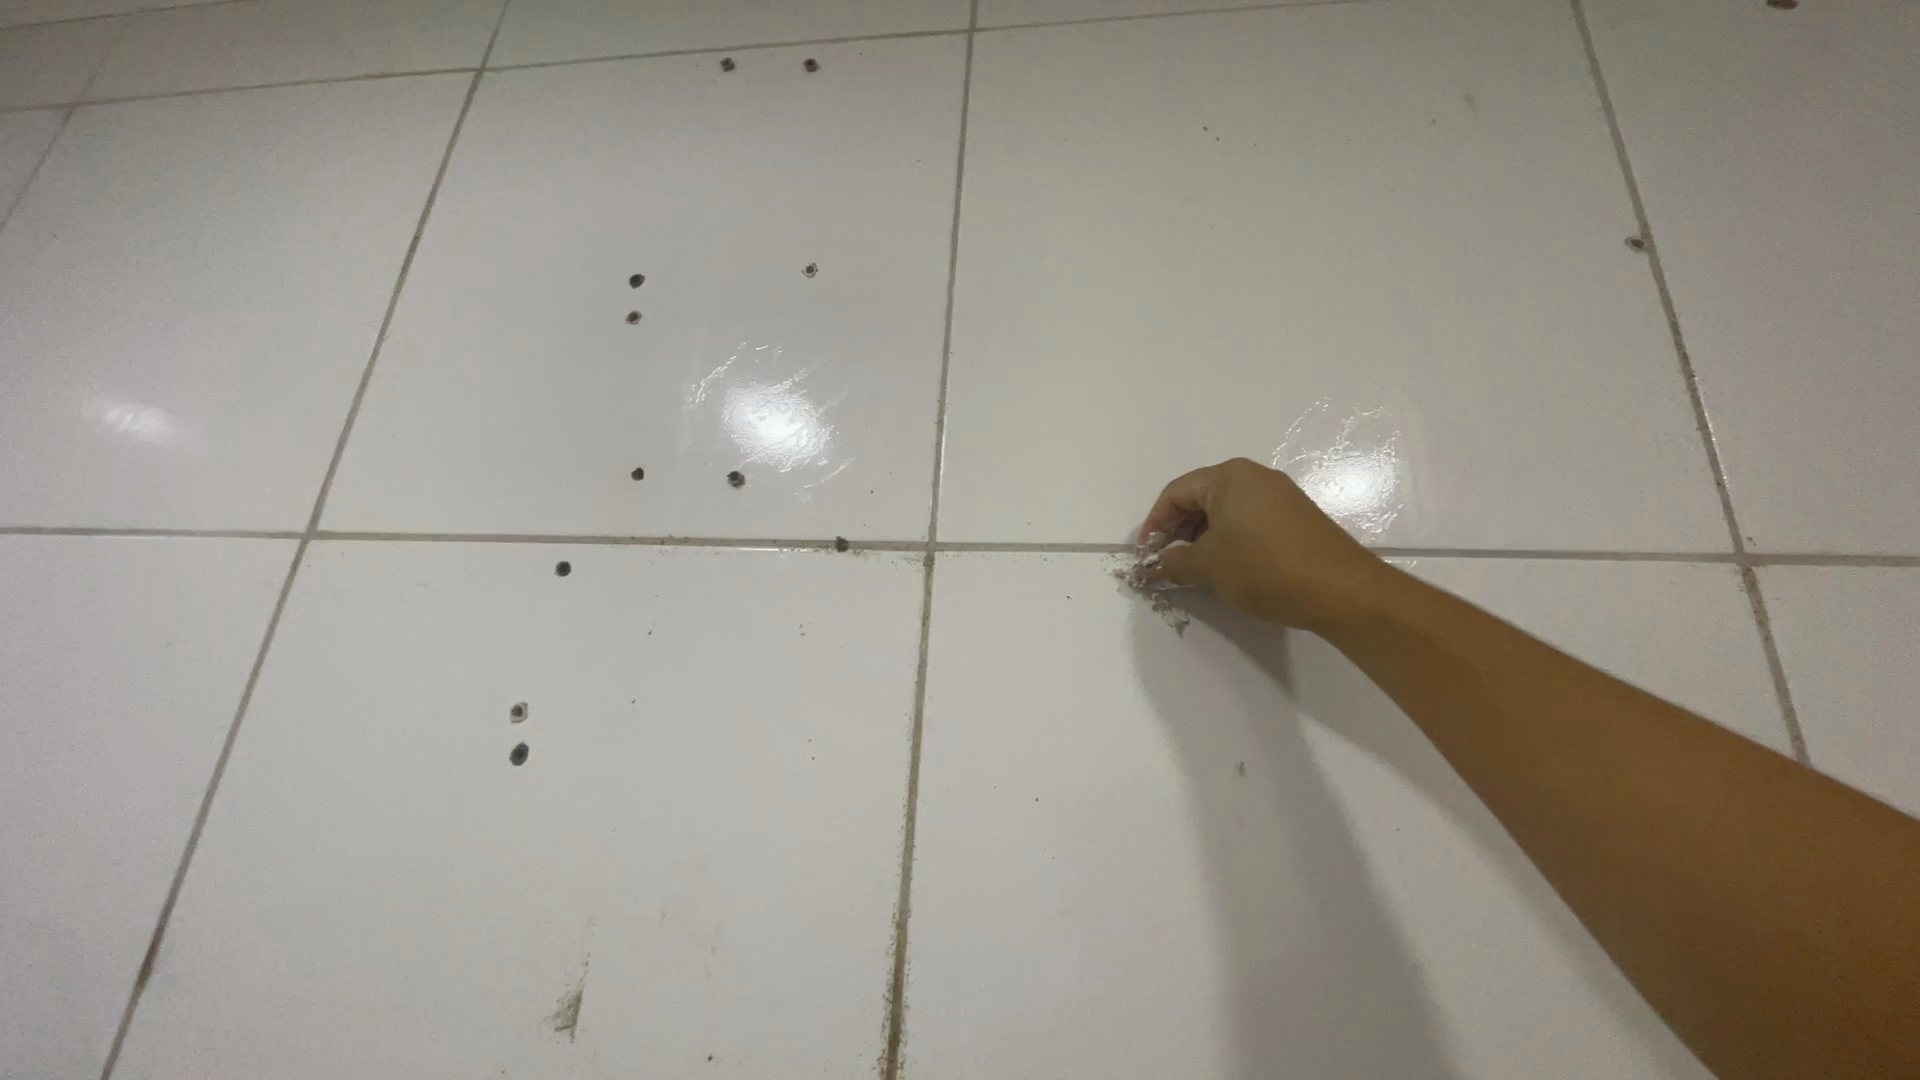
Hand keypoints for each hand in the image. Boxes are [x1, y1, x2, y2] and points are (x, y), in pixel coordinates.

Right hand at [1140, 458, 1392, 629]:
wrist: (1339, 590)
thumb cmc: (1264, 568)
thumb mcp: (1208, 566)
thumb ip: (1172, 562)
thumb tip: (1154, 566)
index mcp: (1229, 477)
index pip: (1175, 494)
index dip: (1154, 525)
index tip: (1146, 555)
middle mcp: (1254, 477)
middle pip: (1200, 499)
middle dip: (1178, 532)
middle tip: (1167, 563)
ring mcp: (1279, 496)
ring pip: (1224, 512)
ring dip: (1202, 539)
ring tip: (1194, 570)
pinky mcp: (1295, 518)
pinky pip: (1248, 521)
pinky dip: (1228, 541)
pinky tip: (1226, 568)